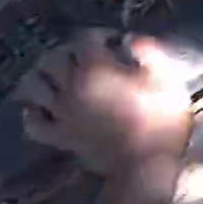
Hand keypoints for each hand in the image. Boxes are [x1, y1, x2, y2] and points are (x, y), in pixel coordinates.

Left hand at [17, 31, 194, 191]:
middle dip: (69, 51)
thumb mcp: (169, 81)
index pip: (87, 38)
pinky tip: (43, 109)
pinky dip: (33, 113)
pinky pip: (34, 122)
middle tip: (86, 57)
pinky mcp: (59, 137)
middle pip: (53, 57)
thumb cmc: (161, 122)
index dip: (101, 35)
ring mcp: (61, 113)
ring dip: (43, 75)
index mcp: (96, 68)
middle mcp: (70, 86)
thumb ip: (150, 53)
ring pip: (34, 85)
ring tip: (58, 76)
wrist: (146, 168)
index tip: (116, 41)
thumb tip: (131, 37)